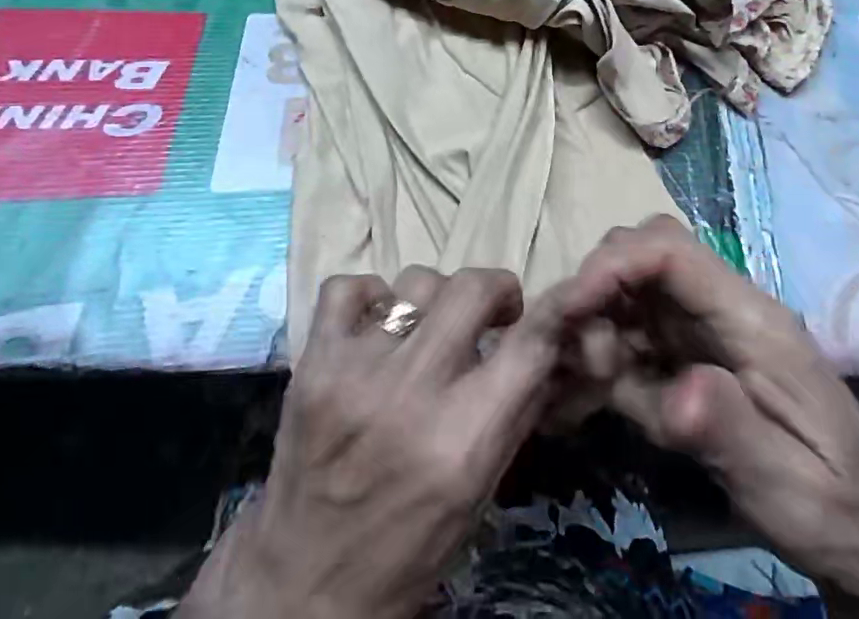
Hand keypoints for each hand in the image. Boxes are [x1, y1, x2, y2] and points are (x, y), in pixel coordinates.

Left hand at [183, 266, 600, 618]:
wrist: (307, 576)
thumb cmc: (409, 544)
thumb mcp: (480, 490)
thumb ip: (515, 410)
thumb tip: (548, 343)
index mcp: (465, 440)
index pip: (530, 344)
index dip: (551, 313)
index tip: (549, 309)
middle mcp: (413, 393)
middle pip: (472, 288)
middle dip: (495, 291)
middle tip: (491, 314)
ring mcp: (356, 370)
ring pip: (416, 282)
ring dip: (436, 299)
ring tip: (428, 328)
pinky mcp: (312, 361)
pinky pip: (347, 286)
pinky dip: (369, 294)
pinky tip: (376, 324)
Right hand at [567, 217, 858, 618]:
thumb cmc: (839, 515)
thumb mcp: (790, 492)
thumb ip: (732, 434)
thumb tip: (676, 392)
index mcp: (753, 322)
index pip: (671, 252)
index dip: (612, 264)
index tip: (571, 309)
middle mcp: (722, 311)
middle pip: (642, 254)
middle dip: (597, 291)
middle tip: (587, 361)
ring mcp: (702, 331)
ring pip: (628, 289)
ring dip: (594, 325)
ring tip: (592, 387)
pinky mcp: (686, 356)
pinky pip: (628, 330)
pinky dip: (600, 351)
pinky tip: (595, 395)